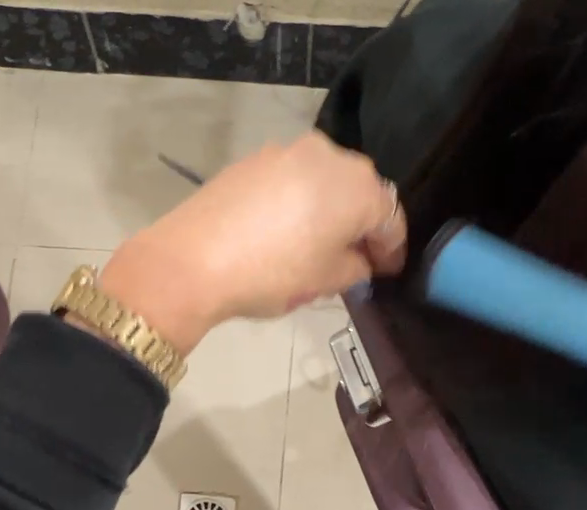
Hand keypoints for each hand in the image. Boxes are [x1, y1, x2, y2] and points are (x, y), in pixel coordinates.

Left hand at [95, 132, 408, 355]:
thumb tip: (361, 261)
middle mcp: (330, 157)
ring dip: (331, 210)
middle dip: (363, 224)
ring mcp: (289, 152)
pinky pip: (294, 180)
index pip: (390, 218)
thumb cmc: (273, 274)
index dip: (392, 249)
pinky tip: (288, 230)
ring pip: (326, 181)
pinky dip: (301, 202)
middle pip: (360, 192)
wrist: (194, 260)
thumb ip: (356, 268)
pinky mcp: (256, 158)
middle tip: (357, 259)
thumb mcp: (325, 281)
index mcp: (358, 188)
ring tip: (320, 246)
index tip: (388, 272)